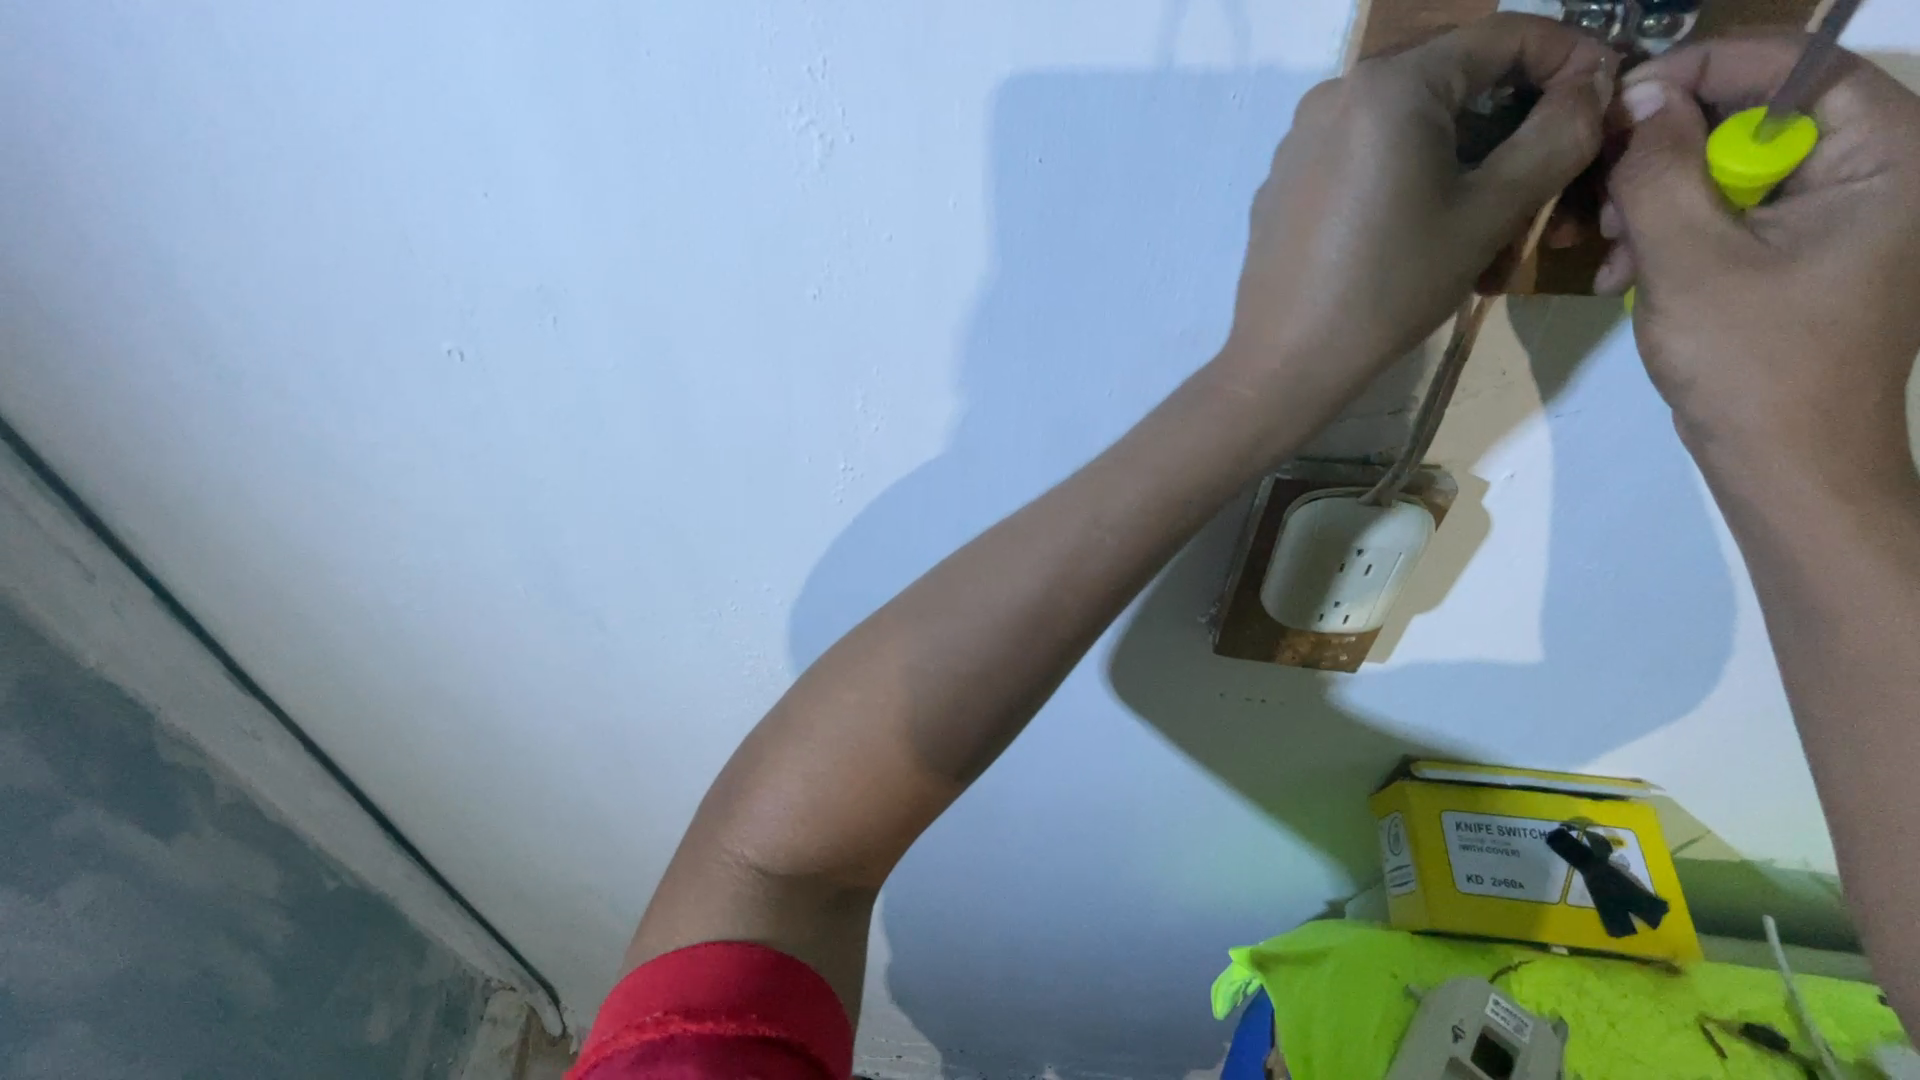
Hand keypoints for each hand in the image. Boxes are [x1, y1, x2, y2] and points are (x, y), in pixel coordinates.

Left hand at [1221, 14, 1610, 409]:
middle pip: (1451, 84)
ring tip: (1493, 228)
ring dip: (1462, 165)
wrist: (1285, 360)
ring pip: (1407, 129)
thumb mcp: (1491, 211)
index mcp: (1389, 85)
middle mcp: (1334, 96)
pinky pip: (1362, 161)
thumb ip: (1559, 133)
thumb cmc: (1390, 287)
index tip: (1606, 97)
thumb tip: (1593, 81)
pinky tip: (1426, 236)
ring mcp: (1300, 141)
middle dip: (1511, 126)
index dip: (1570, 56)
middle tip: (1550, 178)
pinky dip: (1407, 182)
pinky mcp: (1284, 183)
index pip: (1504, 37)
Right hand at [1600, 38, 1919, 496]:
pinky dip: (1666, 234)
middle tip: (1597, 193)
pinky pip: (1724, 214)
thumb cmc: (1752, 359)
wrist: (1784, 458)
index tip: (1619, 103)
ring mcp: (1830, 215)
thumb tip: (1636, 98)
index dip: (1704, 70)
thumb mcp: (1690, 261)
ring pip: (1726, 169)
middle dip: (1662, 151)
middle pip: (1753, 117)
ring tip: (1602, 246)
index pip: (1796, 66)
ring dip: (1652, 200)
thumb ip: (1660, 173)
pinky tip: (1623, 271)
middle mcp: (1871, 169)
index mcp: (1885, 154)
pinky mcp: (1791, 253)